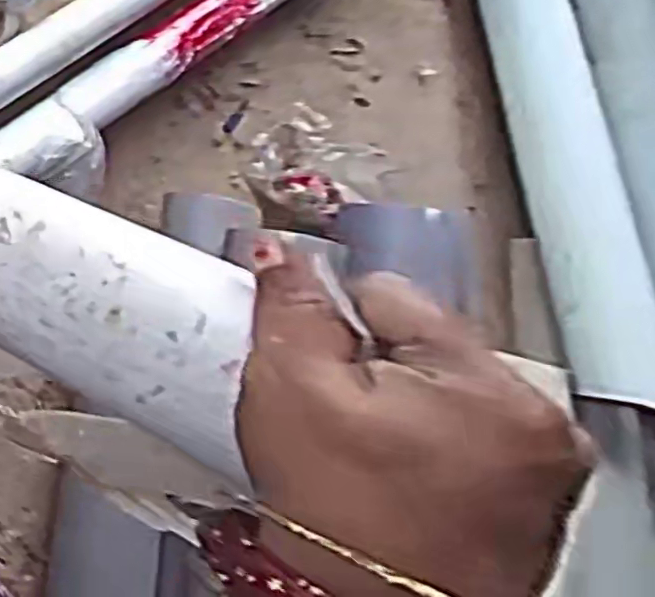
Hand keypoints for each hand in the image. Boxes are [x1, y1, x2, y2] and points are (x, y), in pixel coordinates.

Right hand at [237, 241, 591, 596]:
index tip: (299, 344)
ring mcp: (536, 459)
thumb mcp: (289, 380)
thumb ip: (287, 304)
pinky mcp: (519, 485)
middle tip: (319, 394)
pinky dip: (399, 420)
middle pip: (410, 335)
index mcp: (491, 388)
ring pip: (423, 374)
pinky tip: (368, 447)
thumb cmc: (338, 503)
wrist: (362, 596)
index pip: (383, 292)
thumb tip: (278, 251)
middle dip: (353, 351)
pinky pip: (444, 416)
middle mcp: (535, 421)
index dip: (324, 313)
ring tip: (342, 425)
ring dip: (375, 385)